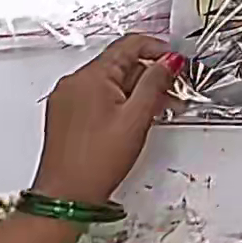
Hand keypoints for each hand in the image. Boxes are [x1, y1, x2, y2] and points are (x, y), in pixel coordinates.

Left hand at [32, 35, 184, 204]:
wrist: (66, 198)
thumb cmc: (95, 162)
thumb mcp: (137, 117)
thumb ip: (155, 82)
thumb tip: (169, 60)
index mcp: (90, 76)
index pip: (129, 44)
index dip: (158, 49)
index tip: (175, 62)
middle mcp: (74, 82)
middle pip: (121, 63)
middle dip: (150, 74)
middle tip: (172, 91)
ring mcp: (68, 98)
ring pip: (111, 81)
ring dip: (137, 90)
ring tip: (157, 109)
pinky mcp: (67, 114)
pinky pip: (99, 95)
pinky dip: (120, 101)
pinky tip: (135, 118)